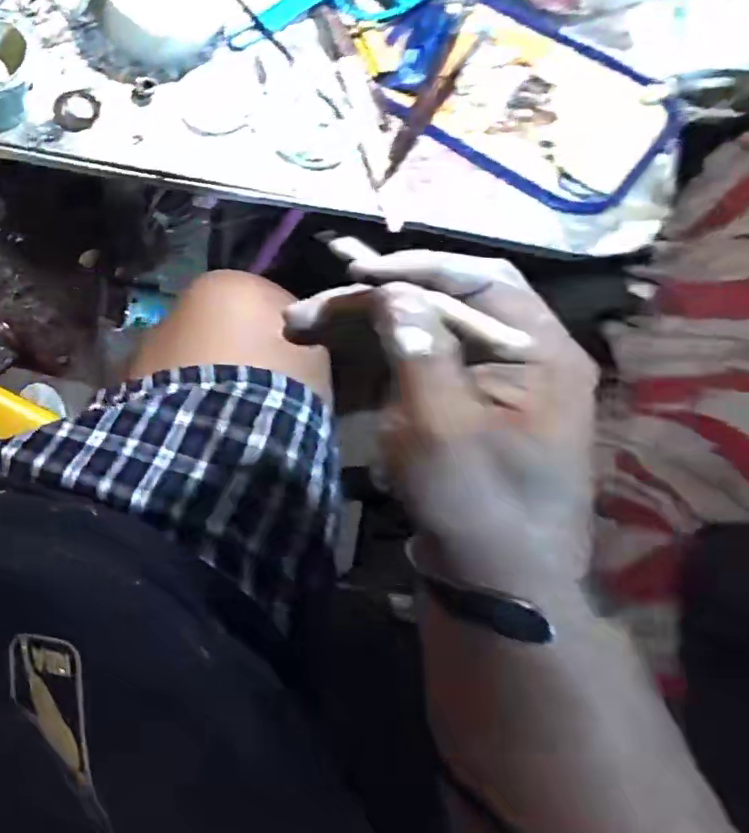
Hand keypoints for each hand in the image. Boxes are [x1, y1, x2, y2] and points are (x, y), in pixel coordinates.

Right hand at [283, 247, 599, 598]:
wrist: (491, 564)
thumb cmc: (473, 493)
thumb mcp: (440, 423)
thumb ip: (420, 352)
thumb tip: (392, 293)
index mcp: (538, 352)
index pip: (480, 281)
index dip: (414, 269)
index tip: (350, 274)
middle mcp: (517, 353)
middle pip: (441, 299)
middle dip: (368, 298)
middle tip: (301, 313)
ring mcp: (484, 376)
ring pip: (416, 325)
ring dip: (354, 322)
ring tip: (295, 329)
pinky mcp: (454, 396)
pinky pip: (407, 353)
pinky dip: (362, 346)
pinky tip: (322, 349)